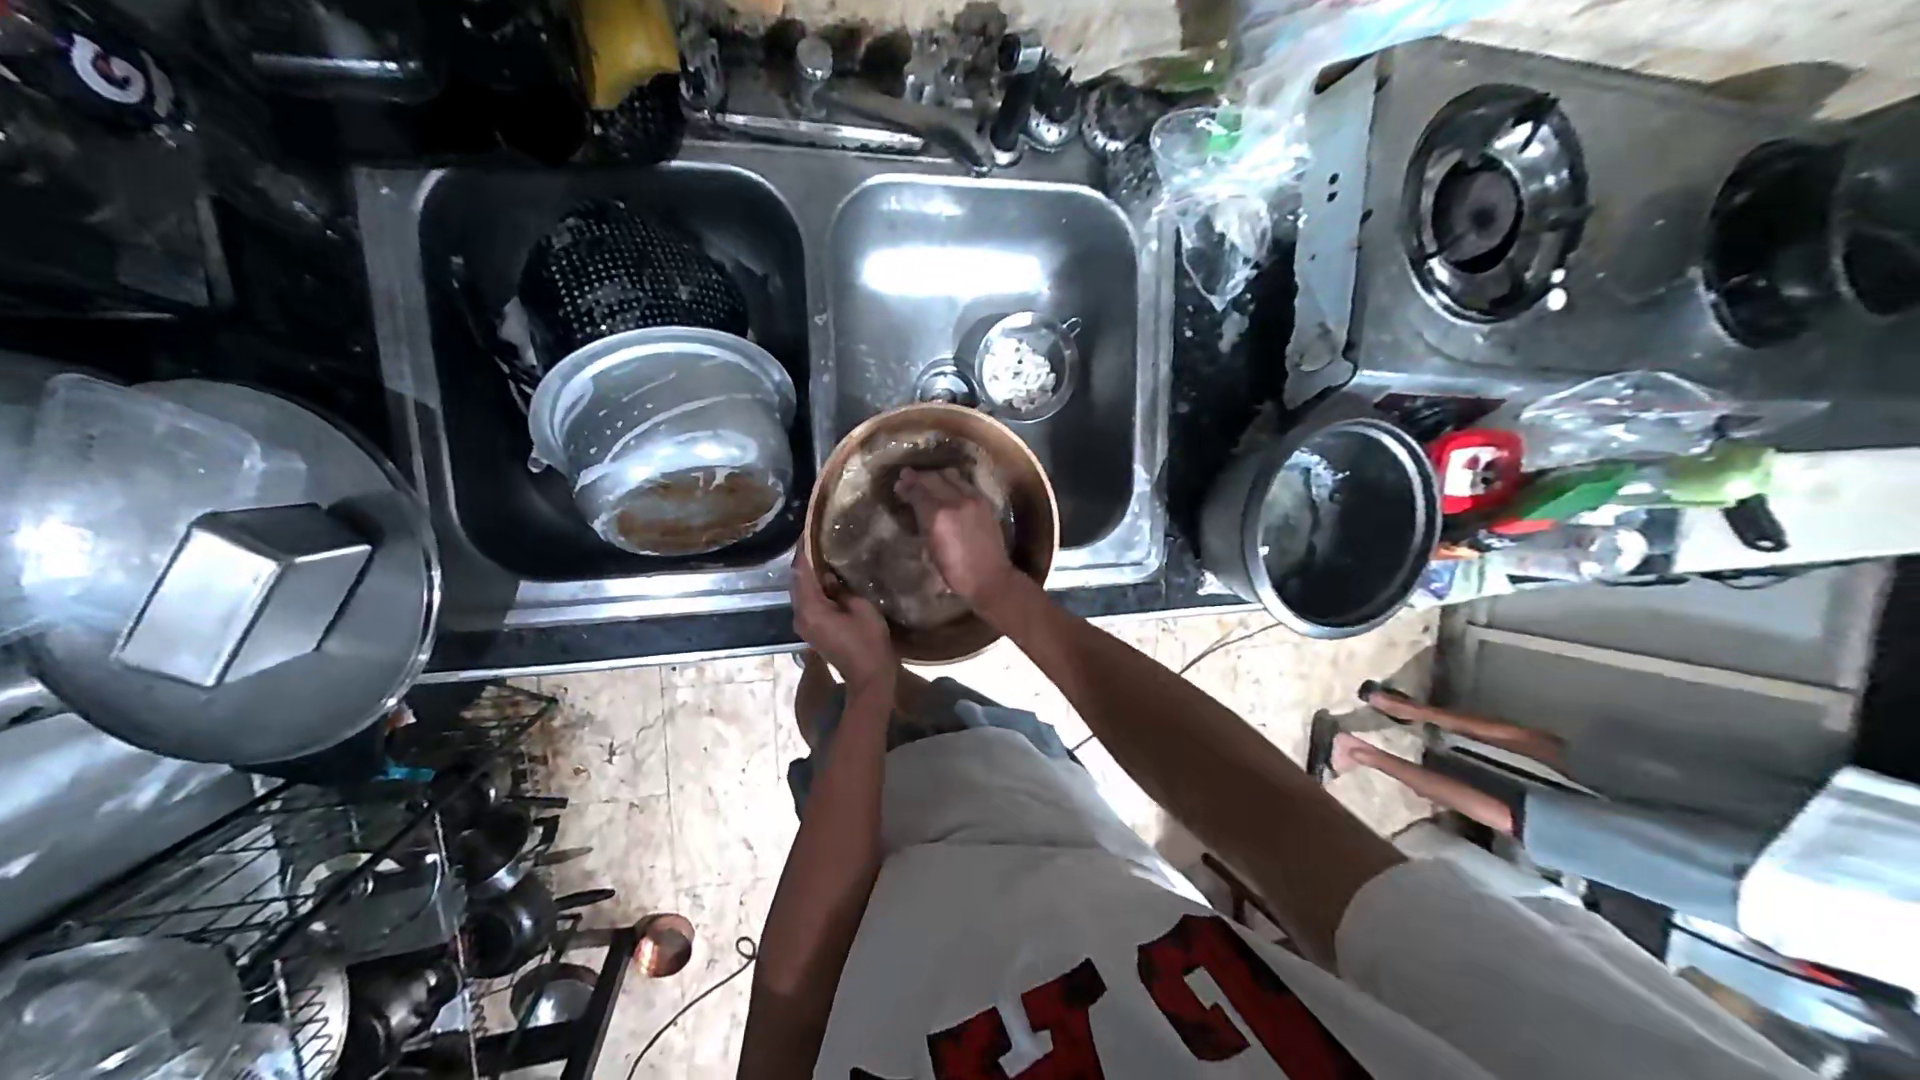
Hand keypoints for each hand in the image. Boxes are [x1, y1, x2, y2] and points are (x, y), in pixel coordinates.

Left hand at [790, 551, 895, 695]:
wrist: (868, 677)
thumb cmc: (869, 642)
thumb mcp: (861, 608)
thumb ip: (841, 588)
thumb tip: (828, 575)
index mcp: (811, 608)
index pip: (802, 571)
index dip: (804, 549)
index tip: (808, 529)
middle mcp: (800, 615)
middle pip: (797, 581)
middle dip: (805, 559)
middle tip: (817, 538)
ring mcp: (804, 625)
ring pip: (801, 592)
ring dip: (809, 574)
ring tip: (823, 553)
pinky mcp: (812, 630)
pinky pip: (808, 602)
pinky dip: (814, 587)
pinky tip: (827, 577)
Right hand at [894, 468, 1017, 605]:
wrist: (989, 576)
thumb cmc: (955, 571)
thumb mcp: (930, 549)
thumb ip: (923, 523)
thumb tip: (915, 507)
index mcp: (938, 517)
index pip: (918, 492)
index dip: (906, 487)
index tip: (898, 485)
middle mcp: (955, 501)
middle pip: (932, 479)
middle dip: (917, 477)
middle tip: (906, 476)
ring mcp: (972, 498)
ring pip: (950, 476)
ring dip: (935, 475)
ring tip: (926, 478)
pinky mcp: (984, 501)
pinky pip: (965, 483)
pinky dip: (952, 481)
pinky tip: (946, 485)